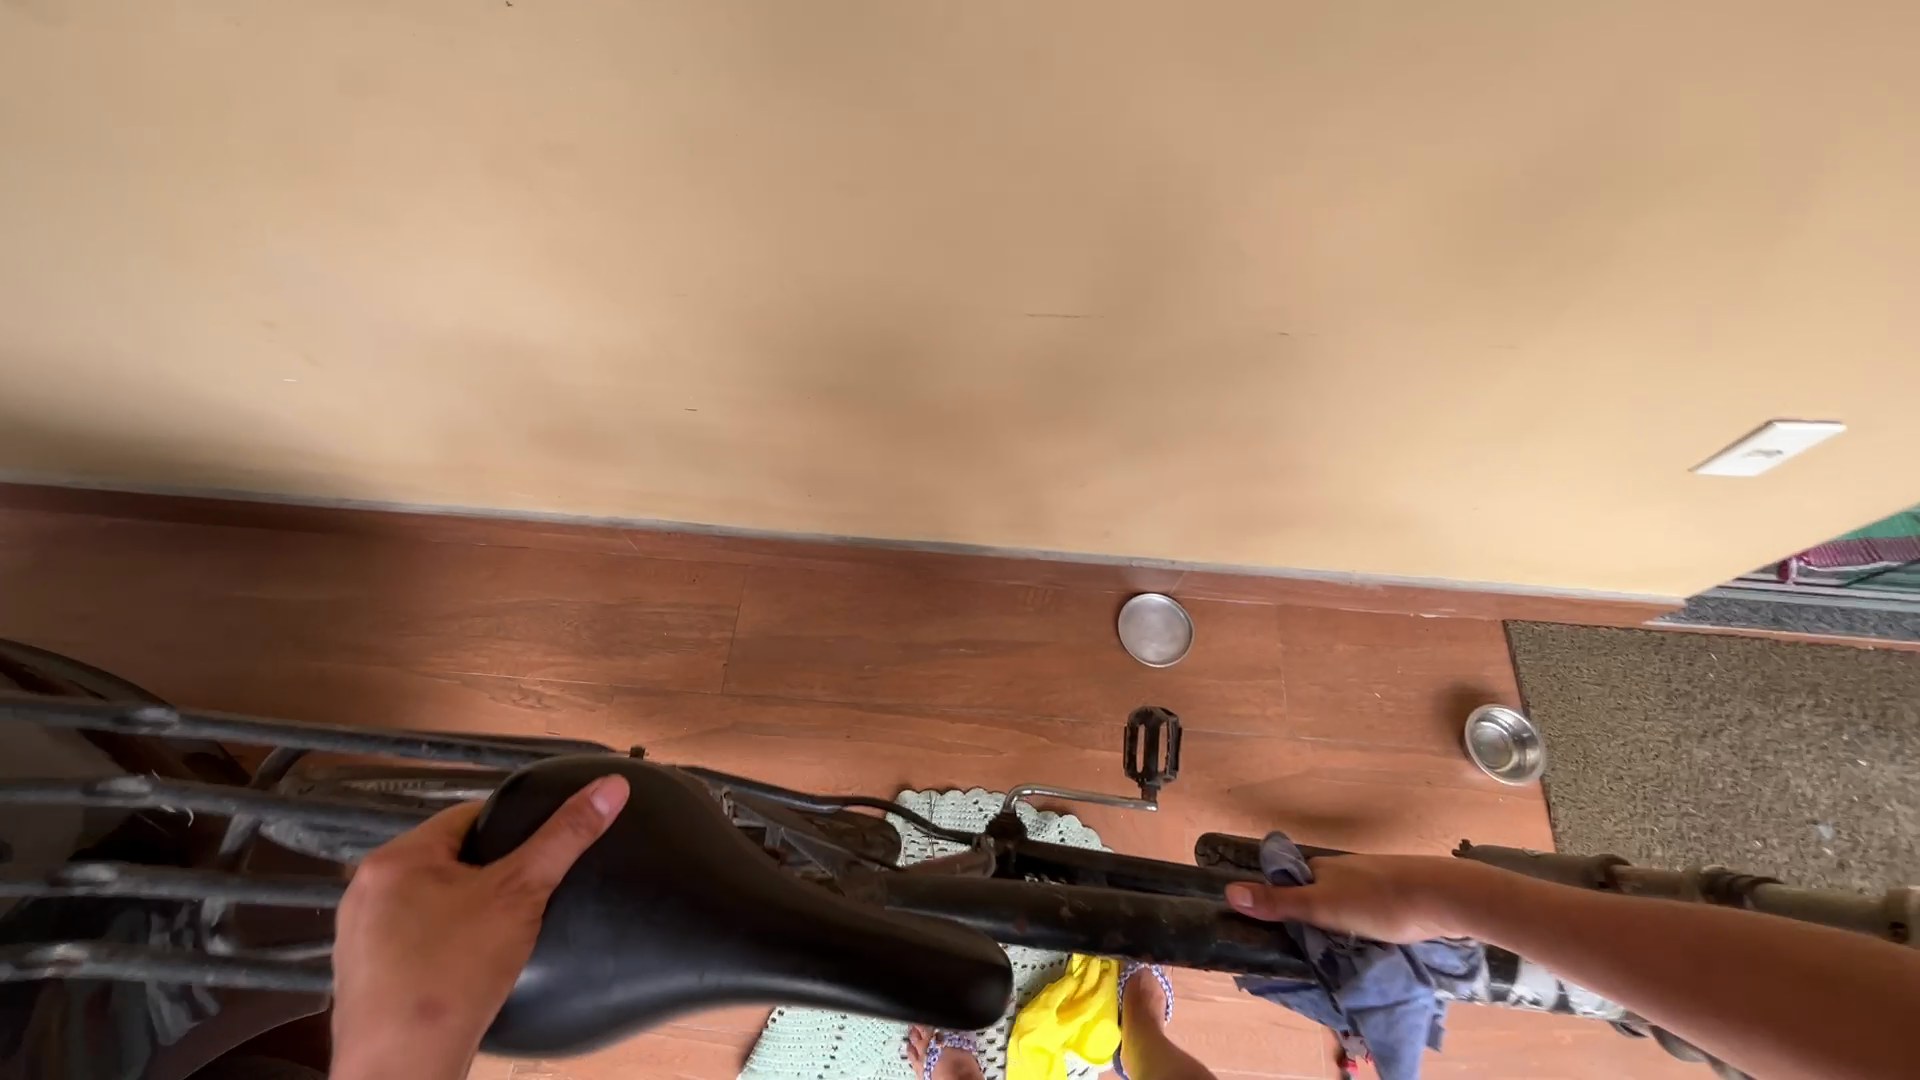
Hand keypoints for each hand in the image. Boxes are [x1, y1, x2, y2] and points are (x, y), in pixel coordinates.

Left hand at [329, 774, 630, 1079]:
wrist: (404, 1072)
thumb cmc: (457, 970)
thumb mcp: (524, 891)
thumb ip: (567, 835)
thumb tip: (612, 784)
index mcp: (395, 859)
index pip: (471, 816)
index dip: (515, 829)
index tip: (542, 854)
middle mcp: (365, 890)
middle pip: (453, 857)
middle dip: (495, 869)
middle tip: (530, 891)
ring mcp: (358, 935)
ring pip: (436, 896)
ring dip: (472, 902)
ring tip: (507, 923)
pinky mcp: (365, 974)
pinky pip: (419, 932)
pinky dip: (449, 936)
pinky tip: (474, 957)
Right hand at [1224, 854, 1507, 942]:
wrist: (1443, 896)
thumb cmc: (1377, 902)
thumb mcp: (1321, 908)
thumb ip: (1278, 903)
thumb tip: (1228, 891)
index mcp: (1320, 868)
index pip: (1291, 885)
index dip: (1285, 907)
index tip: (1285, 936)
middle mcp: (1341, 868)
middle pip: (1318, 894)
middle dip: (1315, 919)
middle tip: (1319, 953)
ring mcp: (1371, 878)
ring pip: (1346, 903)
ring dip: (1343, 925)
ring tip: (1349, 953)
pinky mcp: (1397, 892)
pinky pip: (1371, 910)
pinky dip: (1368, 925)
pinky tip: (1376, 942)